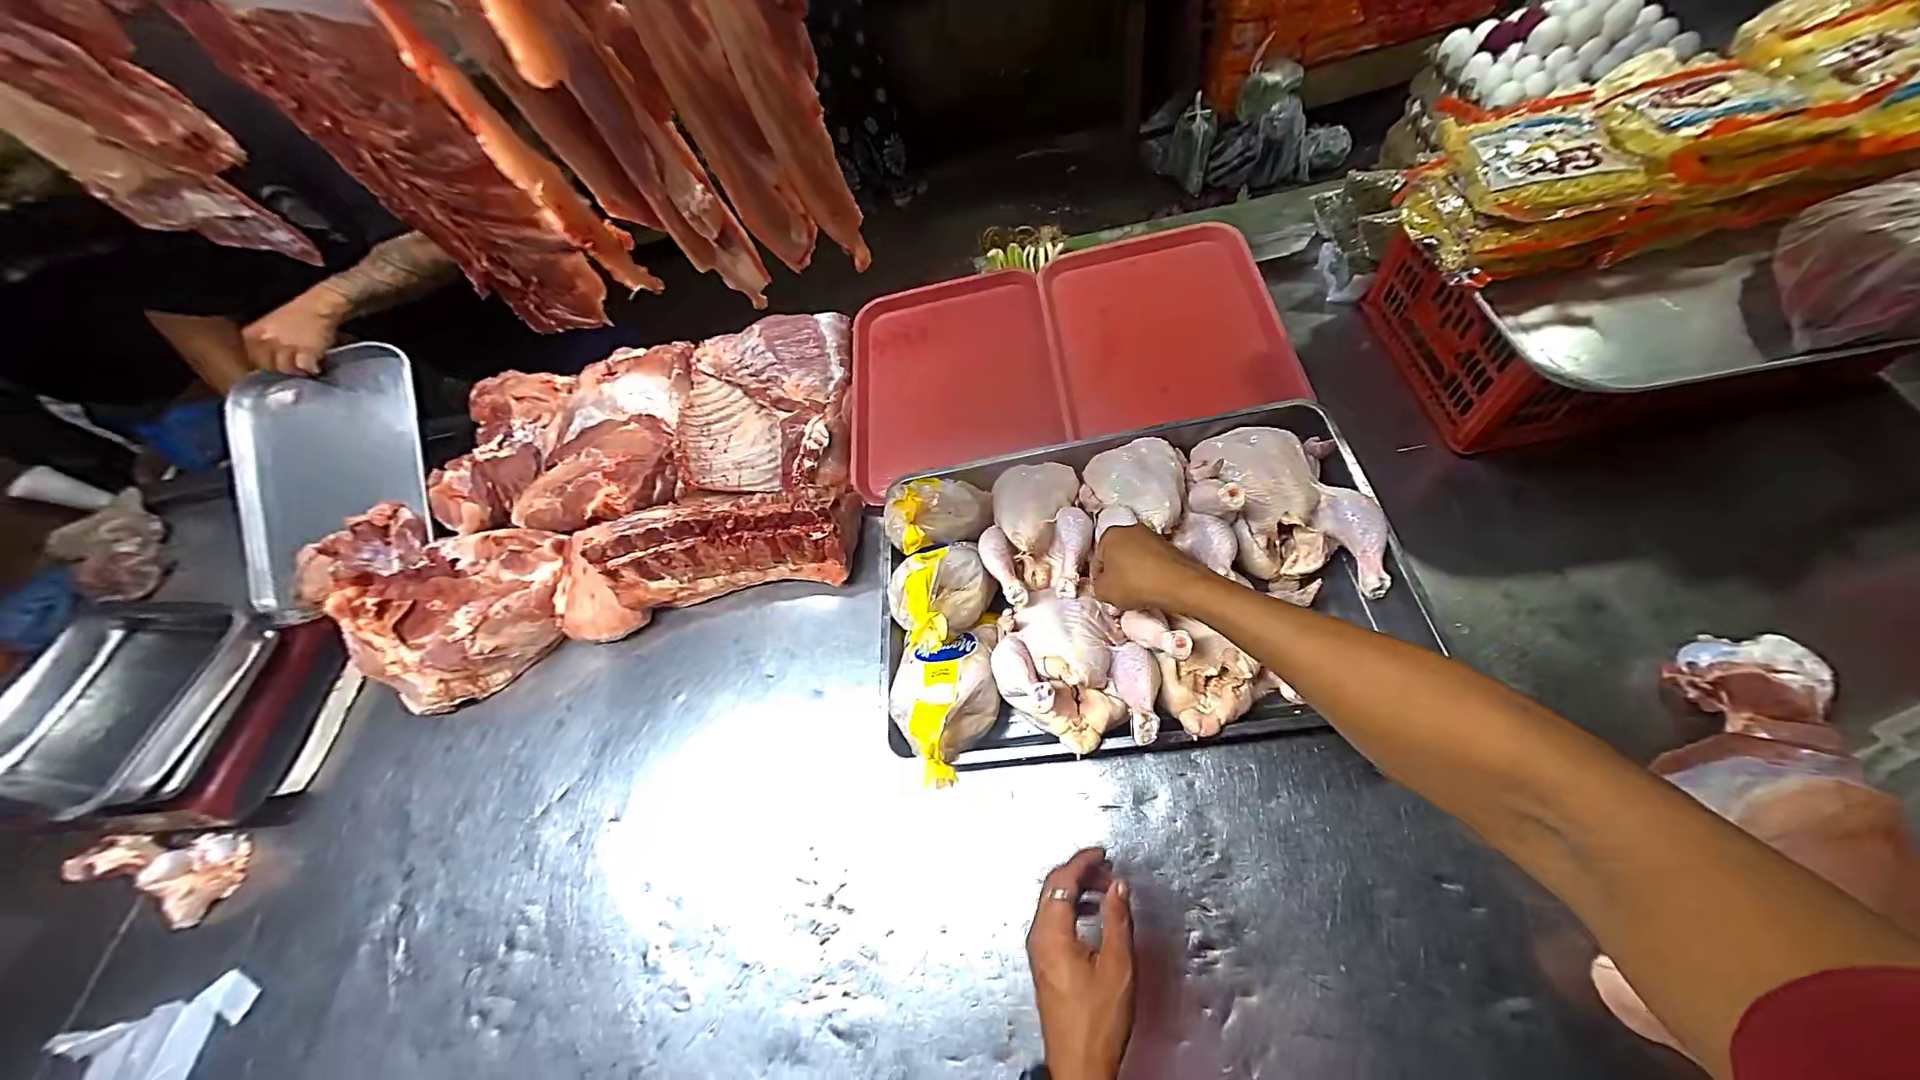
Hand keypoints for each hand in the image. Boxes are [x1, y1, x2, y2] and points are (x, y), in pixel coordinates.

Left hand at [242, 285, 349, 375]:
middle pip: (271, 367)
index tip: (280, 365)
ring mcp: (286, 347)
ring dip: (299, 371)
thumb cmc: (296, 316)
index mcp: (252, 335)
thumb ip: (266, 344)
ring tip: (306, 369)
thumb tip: (271, 362)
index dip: (269, 364)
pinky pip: (306, 367)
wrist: (318, 307)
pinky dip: (312, 369)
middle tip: (295, 368)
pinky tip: (316, 367)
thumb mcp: (270, 328)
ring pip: (288, 369)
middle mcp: (266, 341)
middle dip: (283, 369)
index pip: (254, 360)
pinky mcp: (307, 352)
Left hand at [1027, 848, 1133, 1079]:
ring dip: (1077, 890)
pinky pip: (1055, 920)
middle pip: (1053, 888)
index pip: (1061, 880)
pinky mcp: (1045, 961)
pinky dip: (1073, 908)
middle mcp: (1039, 936)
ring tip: (1105, 889)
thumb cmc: (1097, 1021)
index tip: (1101, 853)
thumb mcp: (1117, 965)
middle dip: (1080, 872)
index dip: (1082, 861)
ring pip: (1053, 903)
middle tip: (1106, 868)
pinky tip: (1094, 915)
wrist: (1080, 1064)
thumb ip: (1117, 919)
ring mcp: (1039, 949)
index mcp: (1051, 932)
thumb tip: (1117, 886)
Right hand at [1089, 524, 1207, 613]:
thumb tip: (1103, 585)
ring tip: (1137, 593)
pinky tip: (1151, 588)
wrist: (1179, 584)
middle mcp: (1130, 529)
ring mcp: (1152, 536)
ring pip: (1134, 559)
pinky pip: (1151, 562)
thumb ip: (1096, 586)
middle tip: (1119, 594)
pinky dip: (1149, 574)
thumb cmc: (1134, 584)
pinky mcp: (1169, 546)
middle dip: (1116, 574)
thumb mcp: (1103, 591)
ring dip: (1132, 574)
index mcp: (1110, 534)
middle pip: (1116, 557)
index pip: (1097, 561)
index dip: (1099, 580)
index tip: (1106, 593)